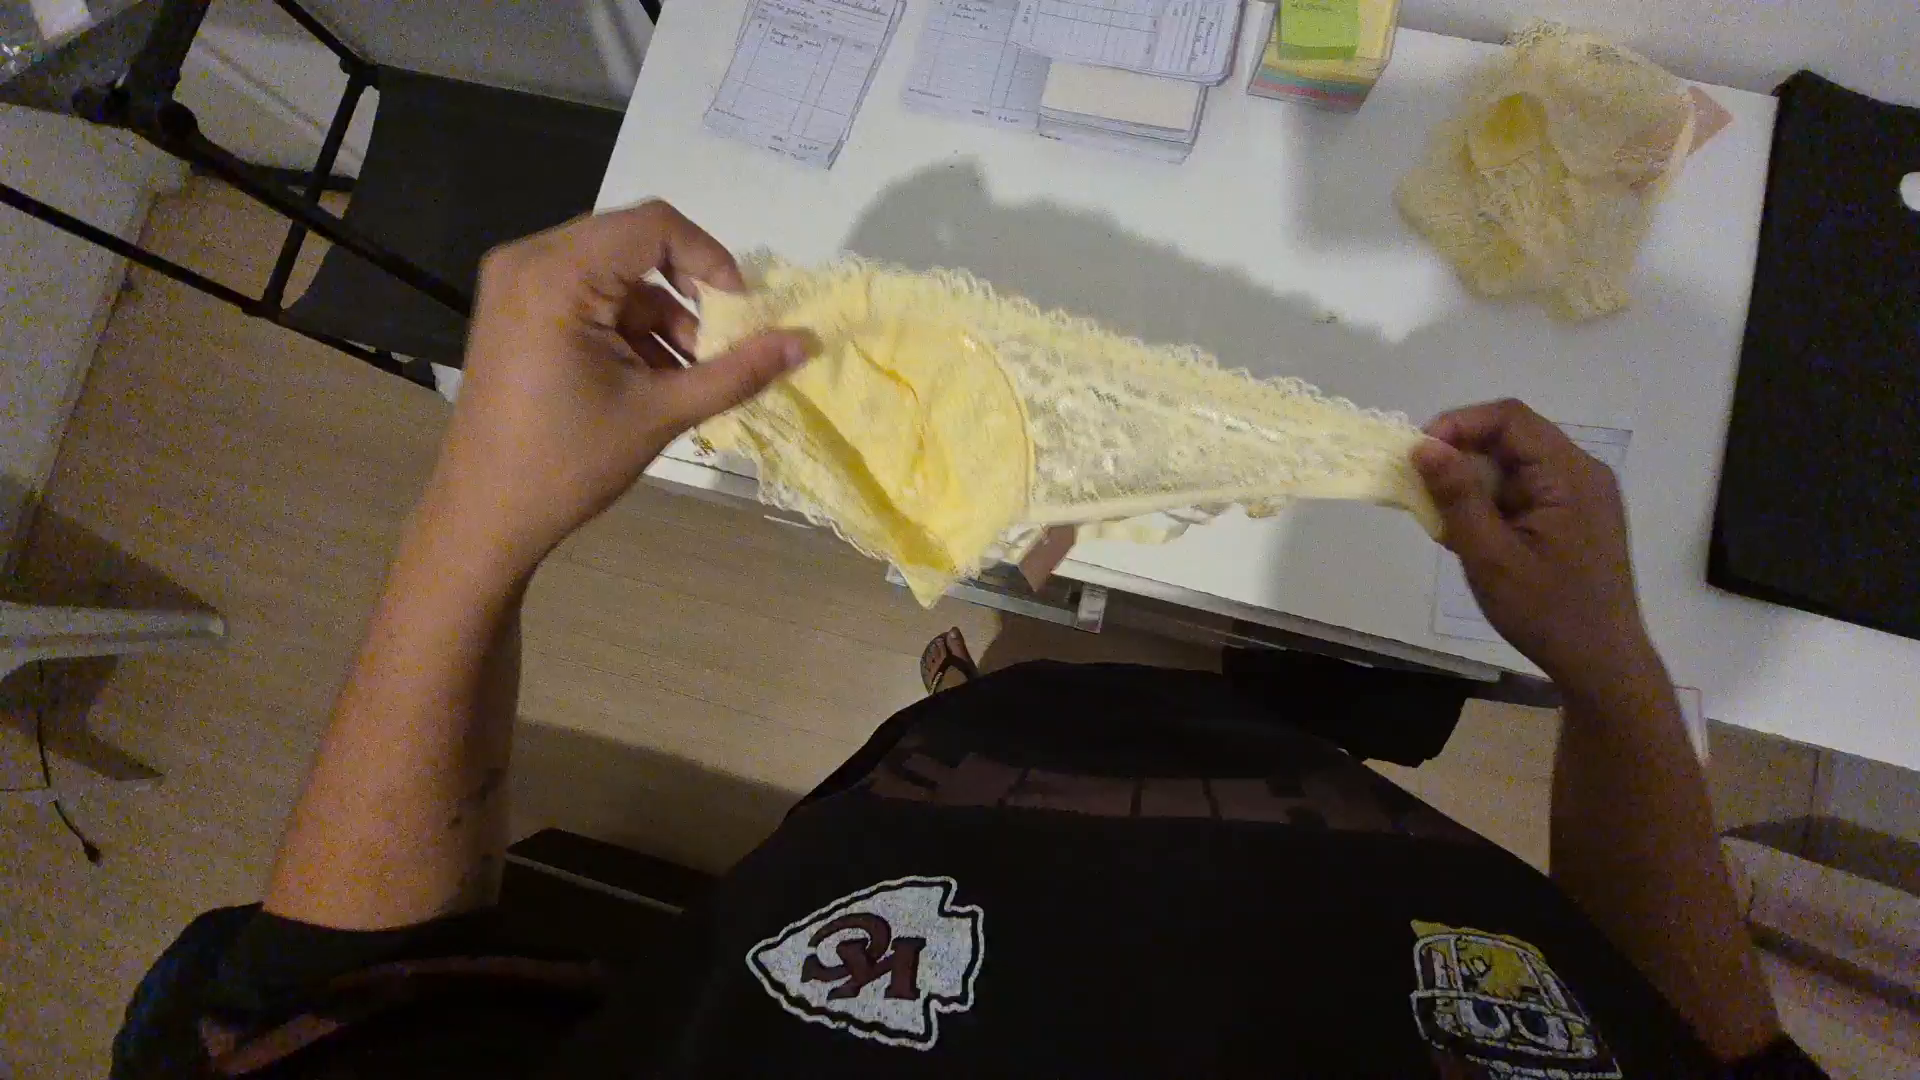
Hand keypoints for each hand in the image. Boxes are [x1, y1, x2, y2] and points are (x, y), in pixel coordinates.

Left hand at [419, 201, 807, 574]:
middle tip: (719, 346)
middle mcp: (530, 260)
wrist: (488, 513)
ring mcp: (519, 284)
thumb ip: (739, 372)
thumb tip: (806, 342)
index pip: (655, 225)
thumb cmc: (571, 462)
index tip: (743, 315)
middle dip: (690, 295)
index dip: (713, 261)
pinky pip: (594, 297)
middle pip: (637, 244)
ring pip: (620, 274)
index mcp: (557, 275)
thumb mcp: (664, 412)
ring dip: (665, 318)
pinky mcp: (521, 310)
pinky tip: (654, 377)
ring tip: (688, 376)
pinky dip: (634, 329)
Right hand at [1411, 399, 1656, 690]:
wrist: (1598, 659)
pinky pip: (1515, 489)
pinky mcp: (1565, 515)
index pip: (1509, 419)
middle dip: (1456, 454)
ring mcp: (1574, 495)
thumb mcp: (1489, 553)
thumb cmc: (1544, 609)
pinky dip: (1482, 501)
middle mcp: (1579, 474)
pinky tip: (1464, 531)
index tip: (1417, 454)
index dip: (1457, 424)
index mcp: (1569, 476)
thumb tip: (1423, 446)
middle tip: (1418, 488)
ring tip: (1439, 518)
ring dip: (1465, 481)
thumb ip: (1457, 496)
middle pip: (1508, 437)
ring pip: (1507, 464)